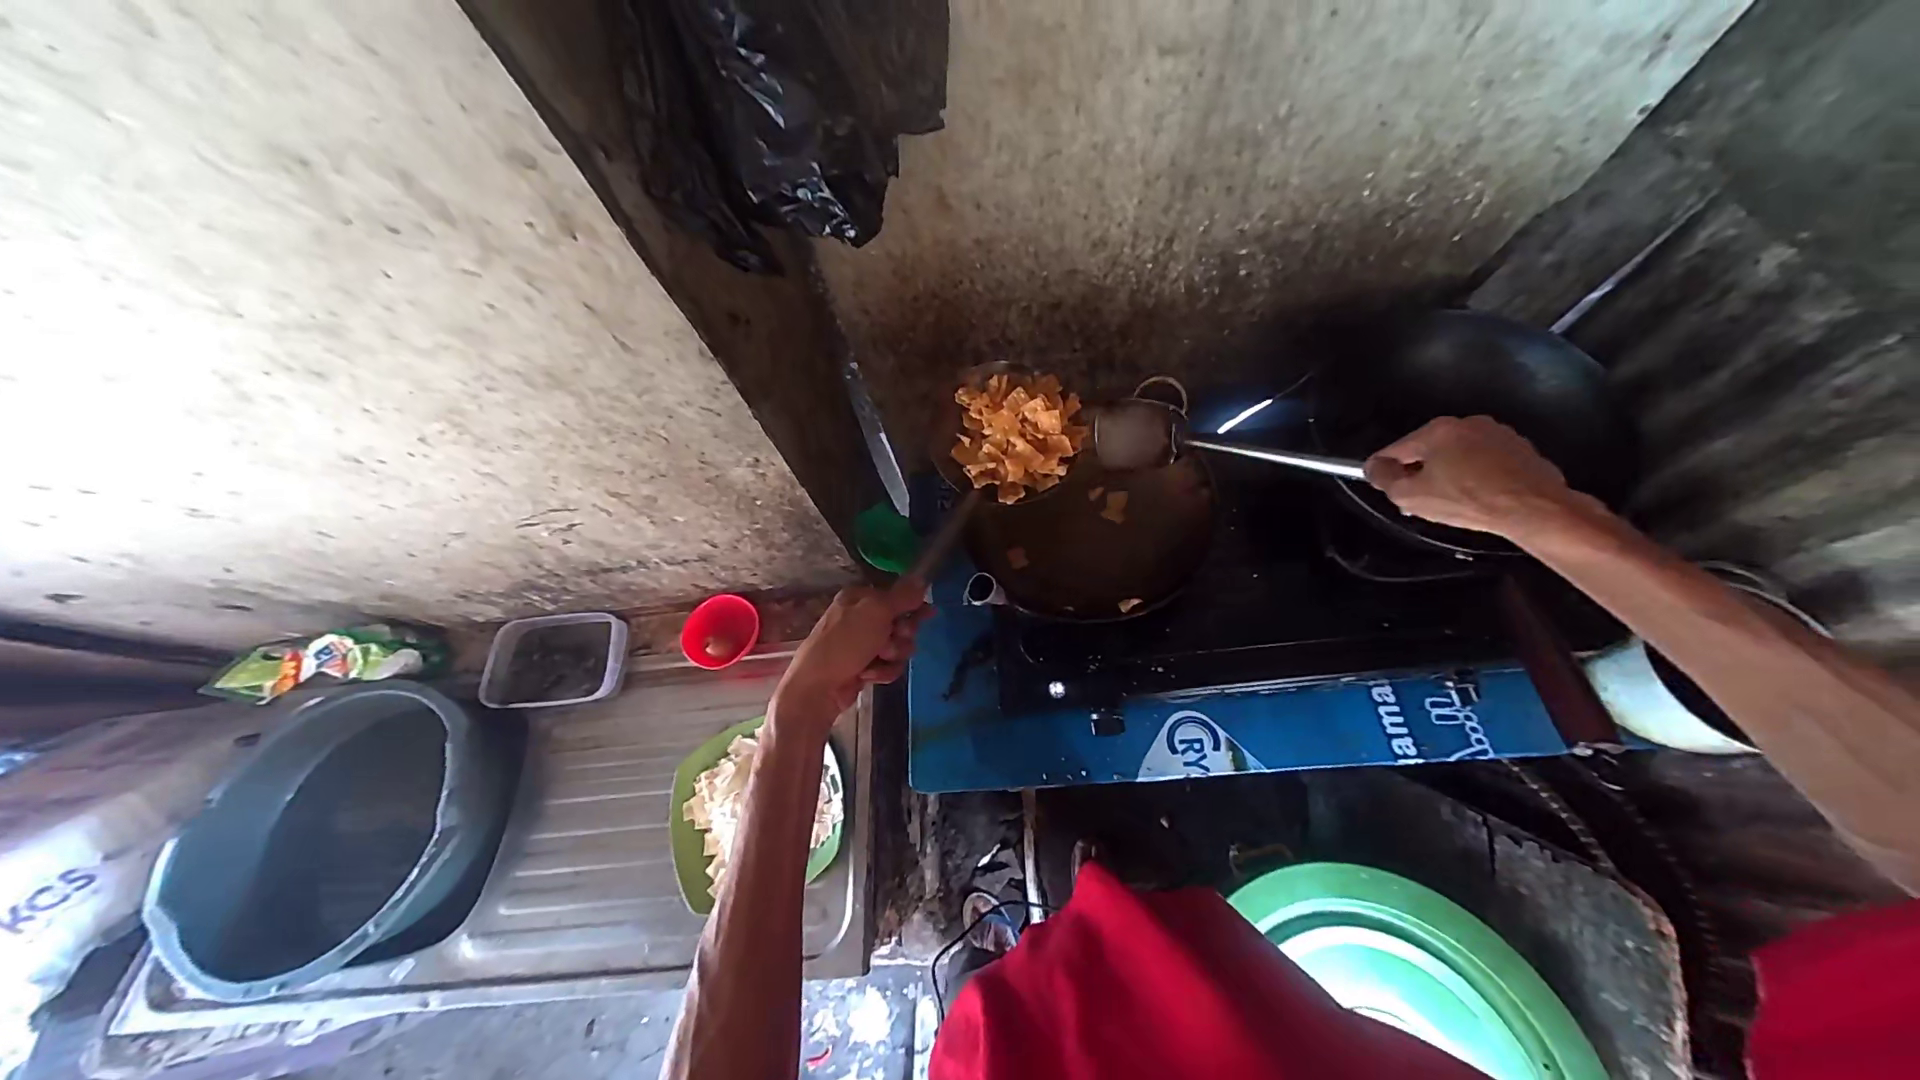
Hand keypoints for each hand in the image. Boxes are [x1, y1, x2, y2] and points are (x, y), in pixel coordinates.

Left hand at [772, 580, 931, 731]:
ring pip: (898, 646)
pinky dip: (883, 671)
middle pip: (901, 623)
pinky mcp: (863, 667)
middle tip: (894, 639)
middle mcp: (860, 618)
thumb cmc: (845, 643)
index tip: (928, 614)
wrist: (817, 687)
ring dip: (893, 655)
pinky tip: (869, 675)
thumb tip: (921, 578)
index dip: (913, 606)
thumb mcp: (876, 612)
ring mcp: (861, 644)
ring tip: (878, 660)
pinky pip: (888, 666)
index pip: (896, 596)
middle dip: (902, 635)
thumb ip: (902, 596)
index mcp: (859, 598)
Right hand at [1364, 416, 1590, 537]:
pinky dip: (1475, 475)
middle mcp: (1468, 423)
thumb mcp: (1410, 495)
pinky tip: (1477, 496)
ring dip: (1447, 473)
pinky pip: (1484, 460)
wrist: (1535, 509)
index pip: (1395, 449)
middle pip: (1427, 449)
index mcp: (1438, 430)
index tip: (1384, 487)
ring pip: (1456, 454)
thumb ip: (1384, 478)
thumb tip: (1374, 466)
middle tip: (1419, 500)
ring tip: (1450, 500)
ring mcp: (1498, 433)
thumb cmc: (1466, 500)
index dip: (1384, 470)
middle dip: (1419, 472)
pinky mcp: (1521, 448)